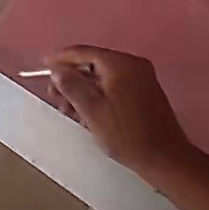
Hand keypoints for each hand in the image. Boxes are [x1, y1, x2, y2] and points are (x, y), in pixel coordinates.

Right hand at [45, 45, 200, 179]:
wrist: (164, 157)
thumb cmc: (127, 135)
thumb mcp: (92, 110)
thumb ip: (72, 86)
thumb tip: (58, 70)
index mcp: (122, 64)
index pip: (85, 52)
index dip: (62, 59)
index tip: (44, 66)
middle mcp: (134, 66)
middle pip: (95, 64)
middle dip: (72, 80)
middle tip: (55, 96)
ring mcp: (143, 79)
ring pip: (105, 78)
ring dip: (84, 91)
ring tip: (69, 111)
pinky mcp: (146, 94)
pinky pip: (116, 87)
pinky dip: (100, 97)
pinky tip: (88, 115)